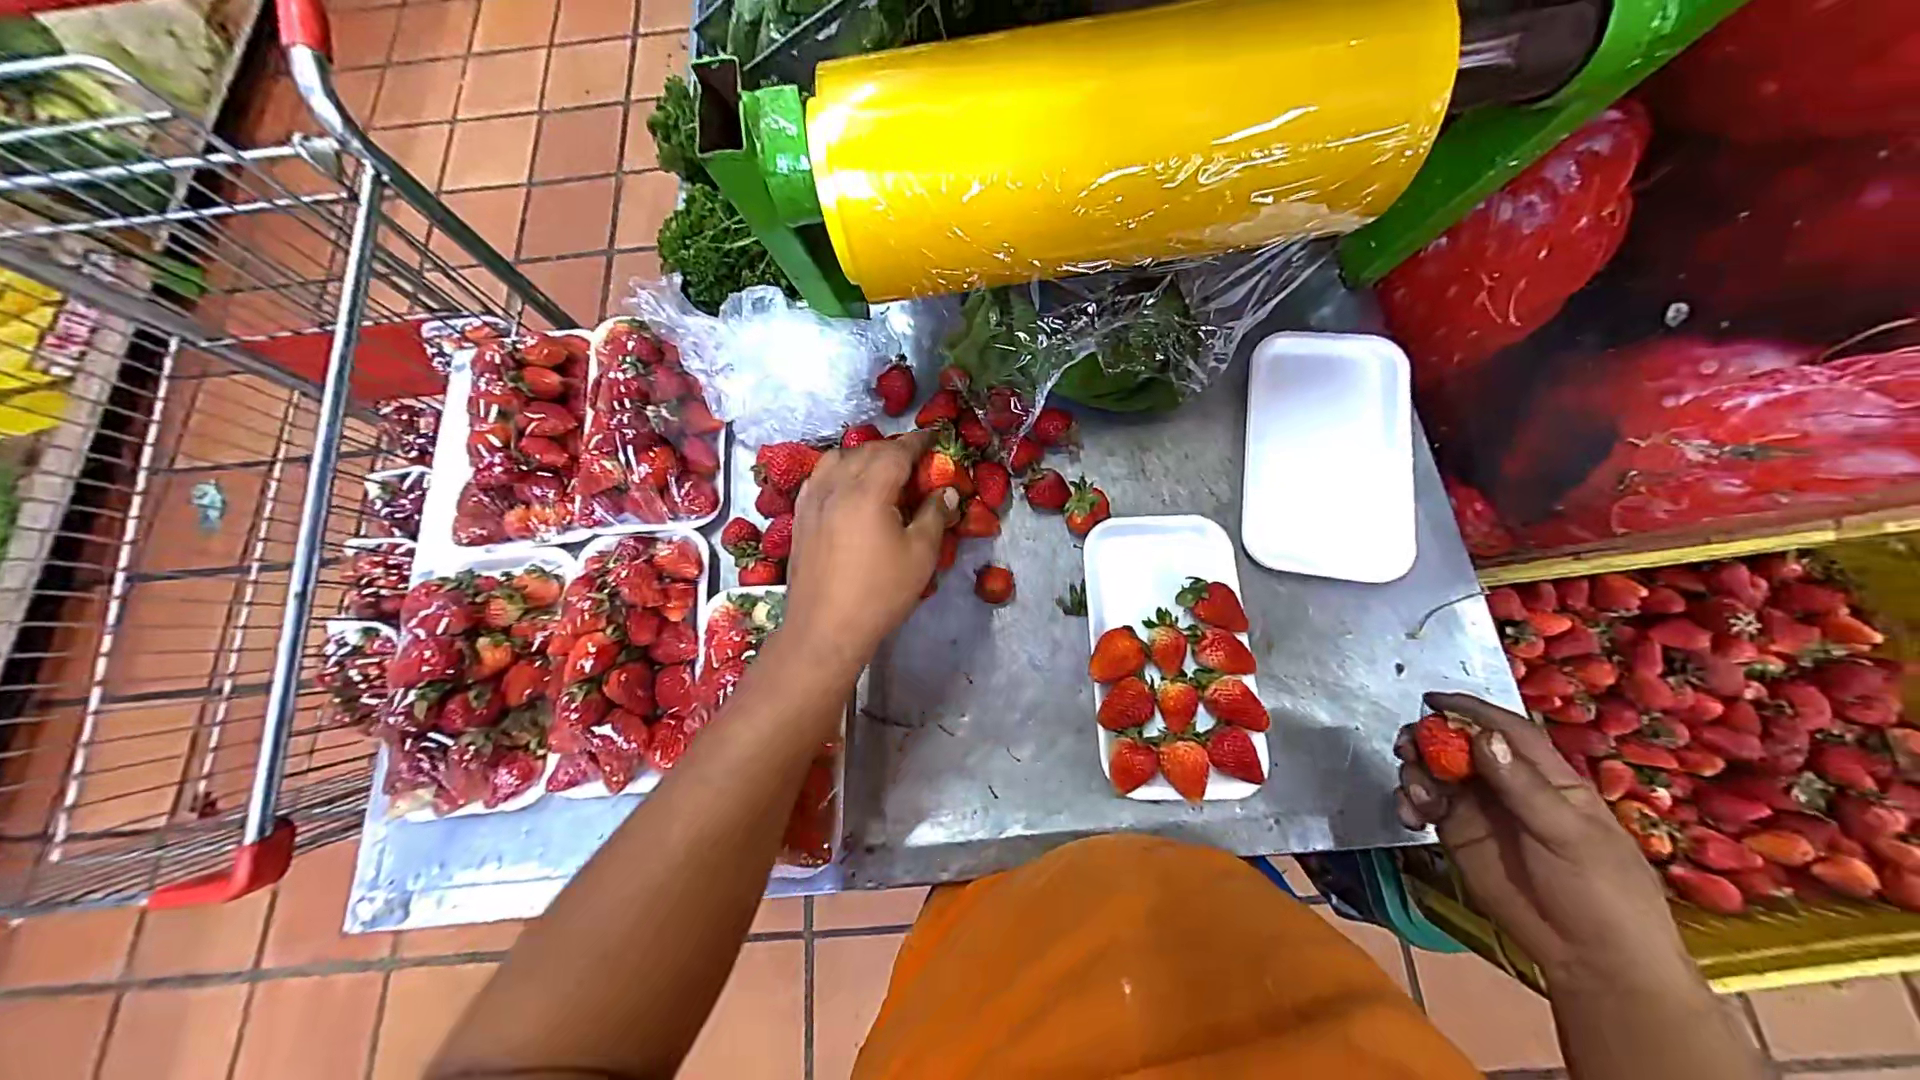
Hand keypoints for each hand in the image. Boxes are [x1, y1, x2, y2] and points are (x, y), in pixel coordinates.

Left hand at [778, 430, 956, 675]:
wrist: (825, 628)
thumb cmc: (879, 593)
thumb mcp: (920, 555)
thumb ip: (934, 515)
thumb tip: (946, 491)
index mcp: (868, 490)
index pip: (895, 452)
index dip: (918, 442)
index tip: (935, 437)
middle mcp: (835, 486)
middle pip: (866, 451)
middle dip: (892, 448)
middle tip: (915, 460)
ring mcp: (812, 501)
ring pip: (837, 459)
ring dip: (862, 456)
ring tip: (879, 471)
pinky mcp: (799, 518)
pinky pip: (818, 478)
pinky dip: (837, 472)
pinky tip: (846, 488)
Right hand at [1394, 692, 1693, 989]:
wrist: (1592, 961)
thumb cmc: (1603, 894)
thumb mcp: (1570, 838)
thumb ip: (1524, 788)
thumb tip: (1483, 737)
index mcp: (1548, 778)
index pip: (1506, 730)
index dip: (1471, 710)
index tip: (1433, 700)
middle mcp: (1508, 785)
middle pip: (1459, 744)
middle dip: (1428, 739)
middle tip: (1407, 746)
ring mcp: (1480, 808)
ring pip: (1435, 770)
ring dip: (1416, 772)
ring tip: (1417, 795)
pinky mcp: (1457, 832)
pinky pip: (1423, 803)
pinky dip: (1409, 801)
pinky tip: (1411, 816)